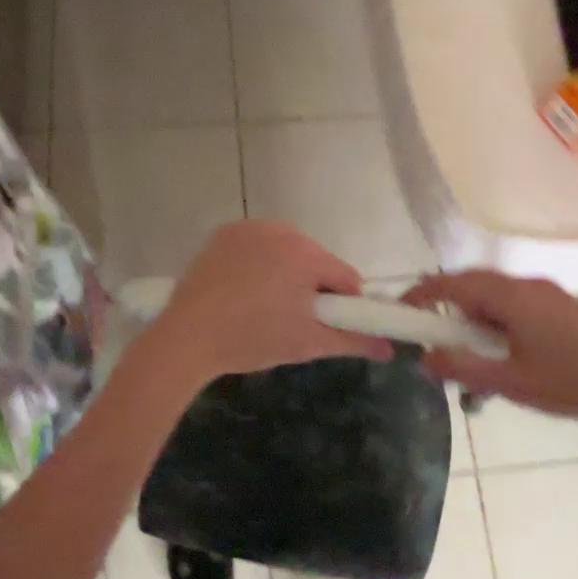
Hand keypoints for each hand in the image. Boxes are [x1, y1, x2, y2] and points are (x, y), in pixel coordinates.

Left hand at [148, 221, 393, 379]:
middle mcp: (282, 231)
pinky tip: (243, 291)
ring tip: (265, 308)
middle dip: (313, 287)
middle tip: (292, 321)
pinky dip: (259, 264)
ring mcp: (249, 229)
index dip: (342, 304)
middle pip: (317, 261)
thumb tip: (389, 349)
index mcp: (307, 255)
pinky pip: (258, 247)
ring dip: (287, 274)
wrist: (187, 338)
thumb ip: (354, 341)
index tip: (325, 325)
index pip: (346, 277)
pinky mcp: (223, 235)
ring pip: (287, 252)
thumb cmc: (253, 339)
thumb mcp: (308, 343)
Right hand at [402, 271, 577, 423]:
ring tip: (469, 352)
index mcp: (512, 297)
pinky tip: (503, 352)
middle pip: (475, 285)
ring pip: (497, 295)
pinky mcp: (563, 306)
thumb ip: (462, 368)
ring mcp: (549, 293)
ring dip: (475, 317)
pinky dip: (497, 320)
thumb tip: (424, 358)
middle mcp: (529, 285)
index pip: (454, 284)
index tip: (400, 308)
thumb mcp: (508, 382)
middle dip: (448, 307)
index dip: (423, 293)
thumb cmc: (569, 384)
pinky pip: (516, 304)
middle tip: (431, 336)